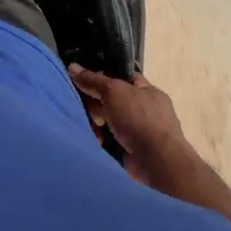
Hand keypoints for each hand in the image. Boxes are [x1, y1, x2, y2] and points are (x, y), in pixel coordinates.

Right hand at [68, 66, 191, 184]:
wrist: (158, 163)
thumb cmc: (139, 119)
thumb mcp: (113, 91)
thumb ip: (92, 79)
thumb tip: (72, 67)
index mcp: (149, 91)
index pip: (122, 77)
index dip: (103, 75)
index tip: (84, 79)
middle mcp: (147, 110)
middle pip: (113, 98)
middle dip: (97, 102)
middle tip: (89, 107)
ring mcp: (143, 131)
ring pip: (111, 118)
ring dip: (99, 121)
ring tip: (94, 126)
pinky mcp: (136, 150)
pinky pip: (114, 137)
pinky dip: (105, 137)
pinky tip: (98, 139)